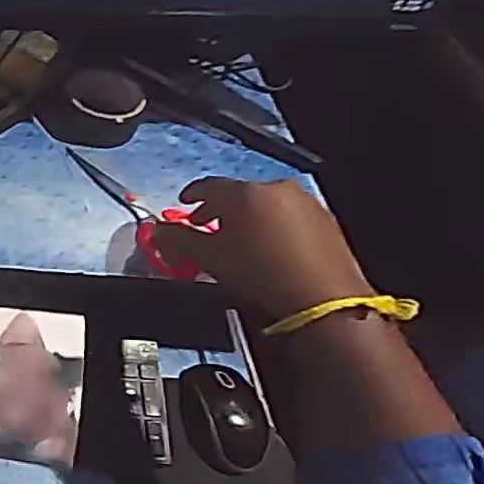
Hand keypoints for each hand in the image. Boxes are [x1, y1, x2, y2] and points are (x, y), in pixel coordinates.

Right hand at [152, 177, 373, 318]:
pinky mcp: (325, 219)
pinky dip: (269, 224)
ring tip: (236, 240)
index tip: (184, 203)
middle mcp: (276, 189)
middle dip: (218, 209)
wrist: (321, 297)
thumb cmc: (258, 272)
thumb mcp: (208, 257)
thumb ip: (177, 239)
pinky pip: (286, 214)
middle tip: (205, 225)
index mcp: (245, 193)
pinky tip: (264, 247)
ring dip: (245, 217)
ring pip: (263, 203)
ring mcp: (305, 202)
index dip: (191, 195)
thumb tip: (158, 231)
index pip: (208, 186)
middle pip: (238, 194)